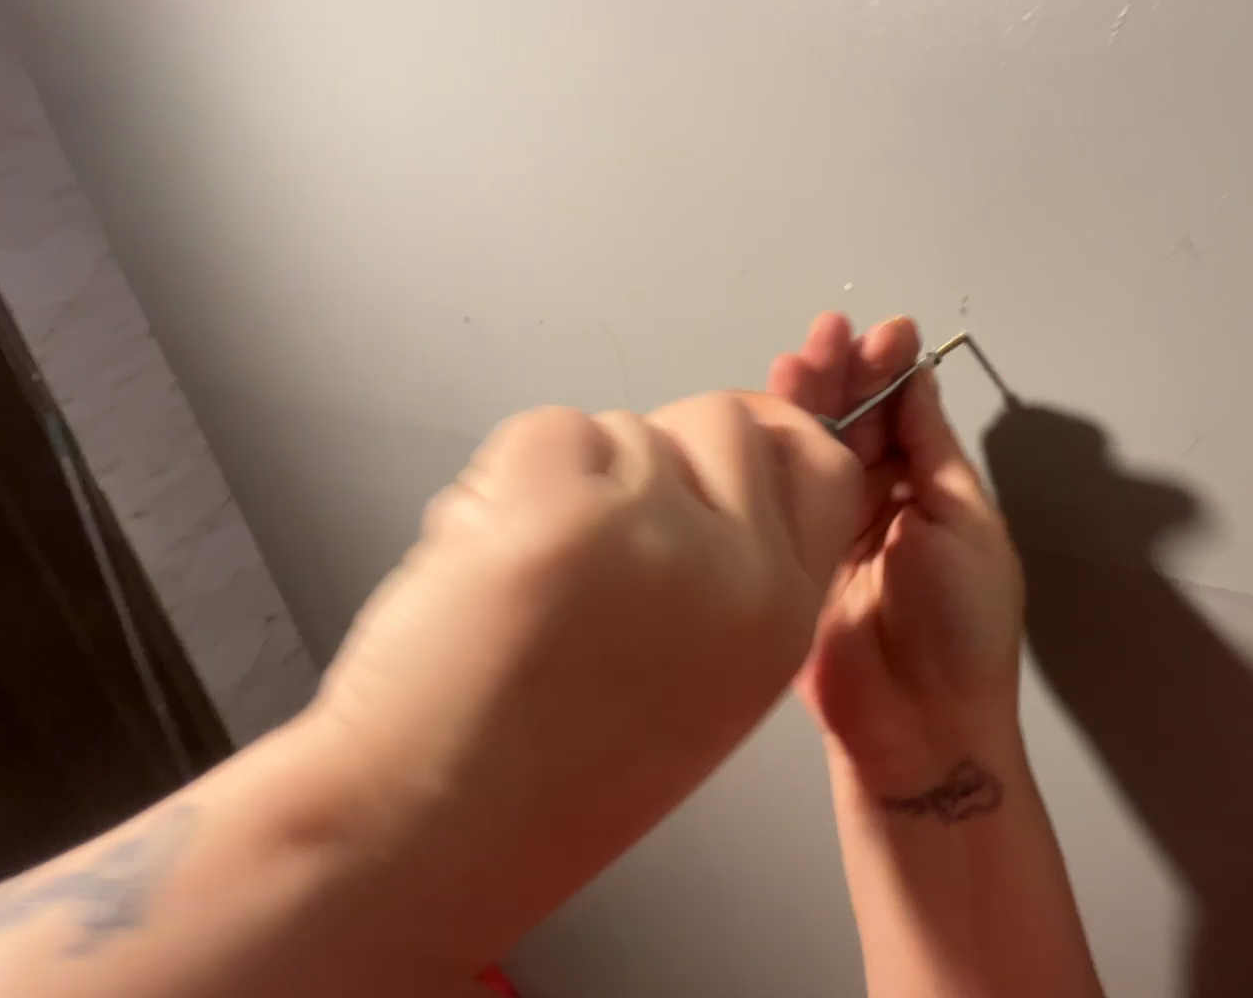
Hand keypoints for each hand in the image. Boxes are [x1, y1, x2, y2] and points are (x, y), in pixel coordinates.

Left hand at [307, 392, 860, 925]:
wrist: (431, 834)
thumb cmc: (552, 774)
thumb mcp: (707, 676)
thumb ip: (732, 569)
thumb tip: (706, 469)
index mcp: (783, 618)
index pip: (821, 467)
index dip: (769, 435)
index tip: (720, 437)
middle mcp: (741, 571)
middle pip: (724, 419)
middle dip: (660, 446)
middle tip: (598, 516)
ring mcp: (654, 533)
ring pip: (624, 429)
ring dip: (571, 479)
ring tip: (531, 574)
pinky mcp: (559, 507)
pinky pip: (549, 430)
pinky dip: (506, 477)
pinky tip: (487, 559)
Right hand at [768, 313, 1025, 795]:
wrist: (915, 725)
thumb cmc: (960, 623)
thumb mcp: (966, 524)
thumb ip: (933, 452)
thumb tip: (921, 382)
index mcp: (927, 493)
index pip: (904, 418)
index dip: (895, 375)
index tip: (891, 333)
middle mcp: (875, 502)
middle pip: (852, 425)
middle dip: (845, 375)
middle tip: (833, 334)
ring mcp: (824, 526)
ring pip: (809, 450)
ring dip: (806, 400)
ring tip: (801, 354)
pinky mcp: (784, 552)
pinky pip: (776, 493)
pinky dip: (769, 450)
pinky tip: (762, 411)